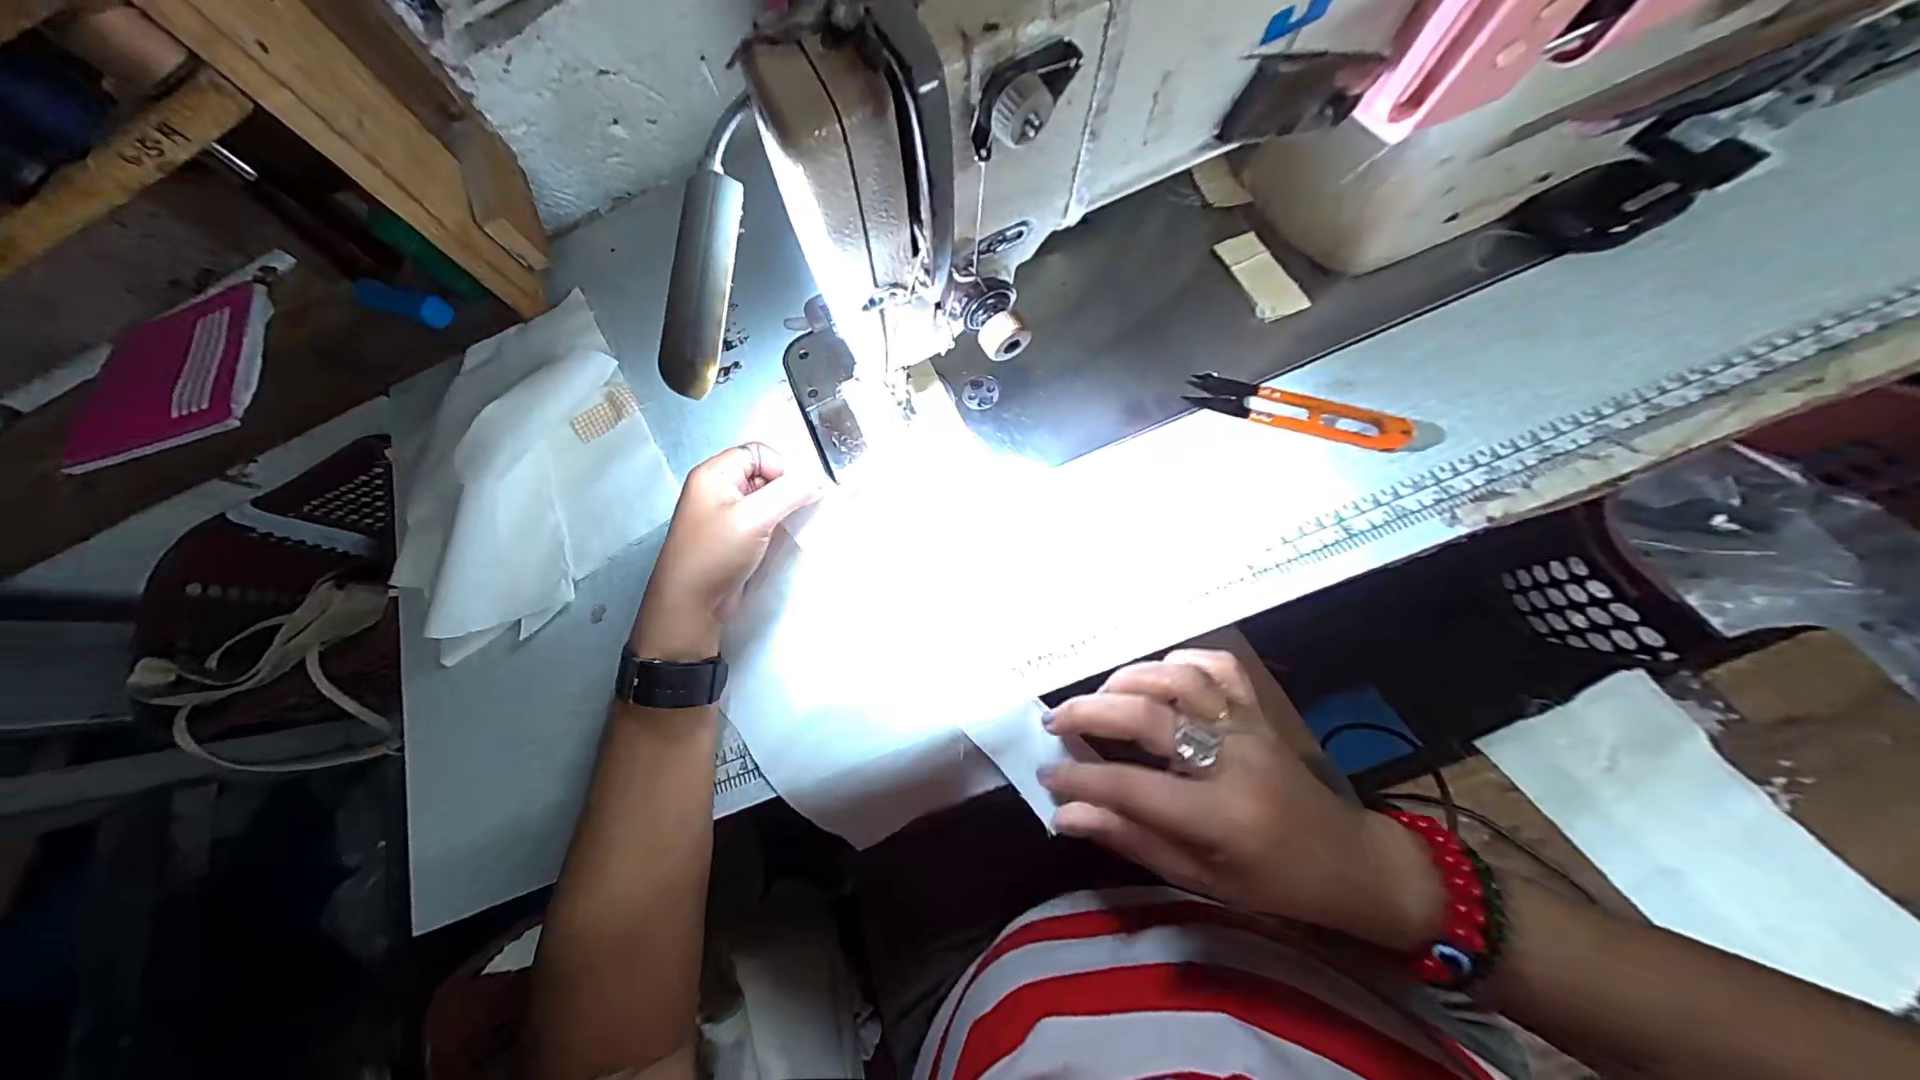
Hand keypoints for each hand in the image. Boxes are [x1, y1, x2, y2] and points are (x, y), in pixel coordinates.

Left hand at [632, 443, 822, 661]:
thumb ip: (789, 494)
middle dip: (784, 489)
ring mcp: (723, 513)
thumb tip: (818, 482)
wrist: (690, 603)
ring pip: (764, 497)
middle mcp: (717, 489)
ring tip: (786, 528)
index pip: (757, 452)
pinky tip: (778, 540)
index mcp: (714, 474)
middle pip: (762, 473)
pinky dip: (774, 525)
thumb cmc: (716, 554)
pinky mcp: (731, 536)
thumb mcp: (755, 518)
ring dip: (781, 509)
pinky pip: (759, 518)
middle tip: (793, 512)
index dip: (780, 468)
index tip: (793, 494)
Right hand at [1040, 649, 1445, 950]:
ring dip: (1128, 681)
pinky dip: (1179, 662)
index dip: (1079, 780)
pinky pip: (1218, 666)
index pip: (1132, 787)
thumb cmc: (1274, 883)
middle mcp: (1233, 758)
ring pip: (1180, 678)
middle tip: (1054, 722)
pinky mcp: (1260, 709)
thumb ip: (1130, 839)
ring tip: (1098, 698)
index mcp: (1220, 816)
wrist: (1352, 862)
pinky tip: (1155, 677)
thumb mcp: (1199, 878)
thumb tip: (1065, 816)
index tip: (1046, 775)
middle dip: (1089, 713)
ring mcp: (1249, 725)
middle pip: (1149, 716)